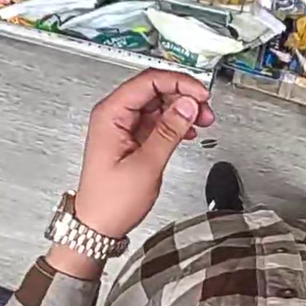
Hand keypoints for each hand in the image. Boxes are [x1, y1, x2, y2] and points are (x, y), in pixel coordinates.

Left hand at [70, 69, 212, 240]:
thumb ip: (169, 131)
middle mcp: (114, 116)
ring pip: (158, 105)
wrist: (99, 225)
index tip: (201, 94)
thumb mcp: (146, 164)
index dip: (179, 83)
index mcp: (111, 115)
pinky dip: (176, 124)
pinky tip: (188, 132)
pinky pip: (157, 122)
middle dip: (184, 96)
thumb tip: (188, 105)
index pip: (148, 81)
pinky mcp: (132, 140)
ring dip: (182, 111)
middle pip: (154, 90)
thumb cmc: (112, 200)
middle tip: (205, 110)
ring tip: (202, 121)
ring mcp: (123, 128)